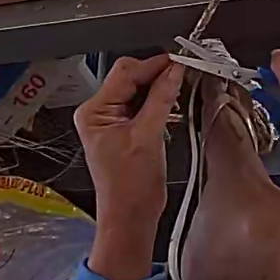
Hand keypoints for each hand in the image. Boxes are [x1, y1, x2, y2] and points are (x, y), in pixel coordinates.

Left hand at [74, 54, 184, 279]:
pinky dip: (158, 99)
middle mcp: (98, 111)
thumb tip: (175, 70)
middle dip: (158, 73)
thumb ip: (161, 98)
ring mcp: (111, 119)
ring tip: (182, 86)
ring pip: (138, 88)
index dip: (154, 64)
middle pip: (130, 77)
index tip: (180, 60)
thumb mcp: (148, 137)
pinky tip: (174, 100)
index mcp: (94, 111)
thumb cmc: (131, 188)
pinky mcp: (124, 128)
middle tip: (185, 71)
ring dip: (160, 86)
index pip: (125, 73)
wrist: (131, 219)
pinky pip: (142, 103)